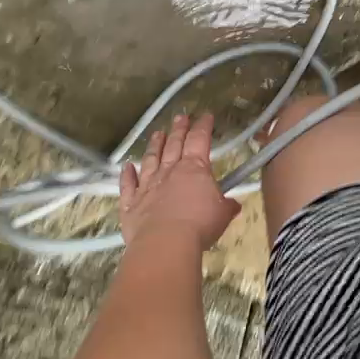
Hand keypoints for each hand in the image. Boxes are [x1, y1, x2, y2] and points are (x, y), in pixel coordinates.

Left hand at [119, 113, 240, 249]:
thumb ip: (227, 205)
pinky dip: (126, 175)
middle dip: (179, 129)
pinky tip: (126, 166)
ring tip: (157, 133)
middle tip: (181, 117)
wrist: (165, 242)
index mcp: (195, 169)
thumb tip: (233, 204)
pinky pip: (128, 185)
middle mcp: (170, 172)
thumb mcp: (224, 213)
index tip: (206, 115)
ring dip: (154, 146)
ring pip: (151, 160)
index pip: (200, 140)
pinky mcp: (131, 203)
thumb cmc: (200, 224)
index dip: (203, 126)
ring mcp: (148, 186)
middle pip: (174, 145)